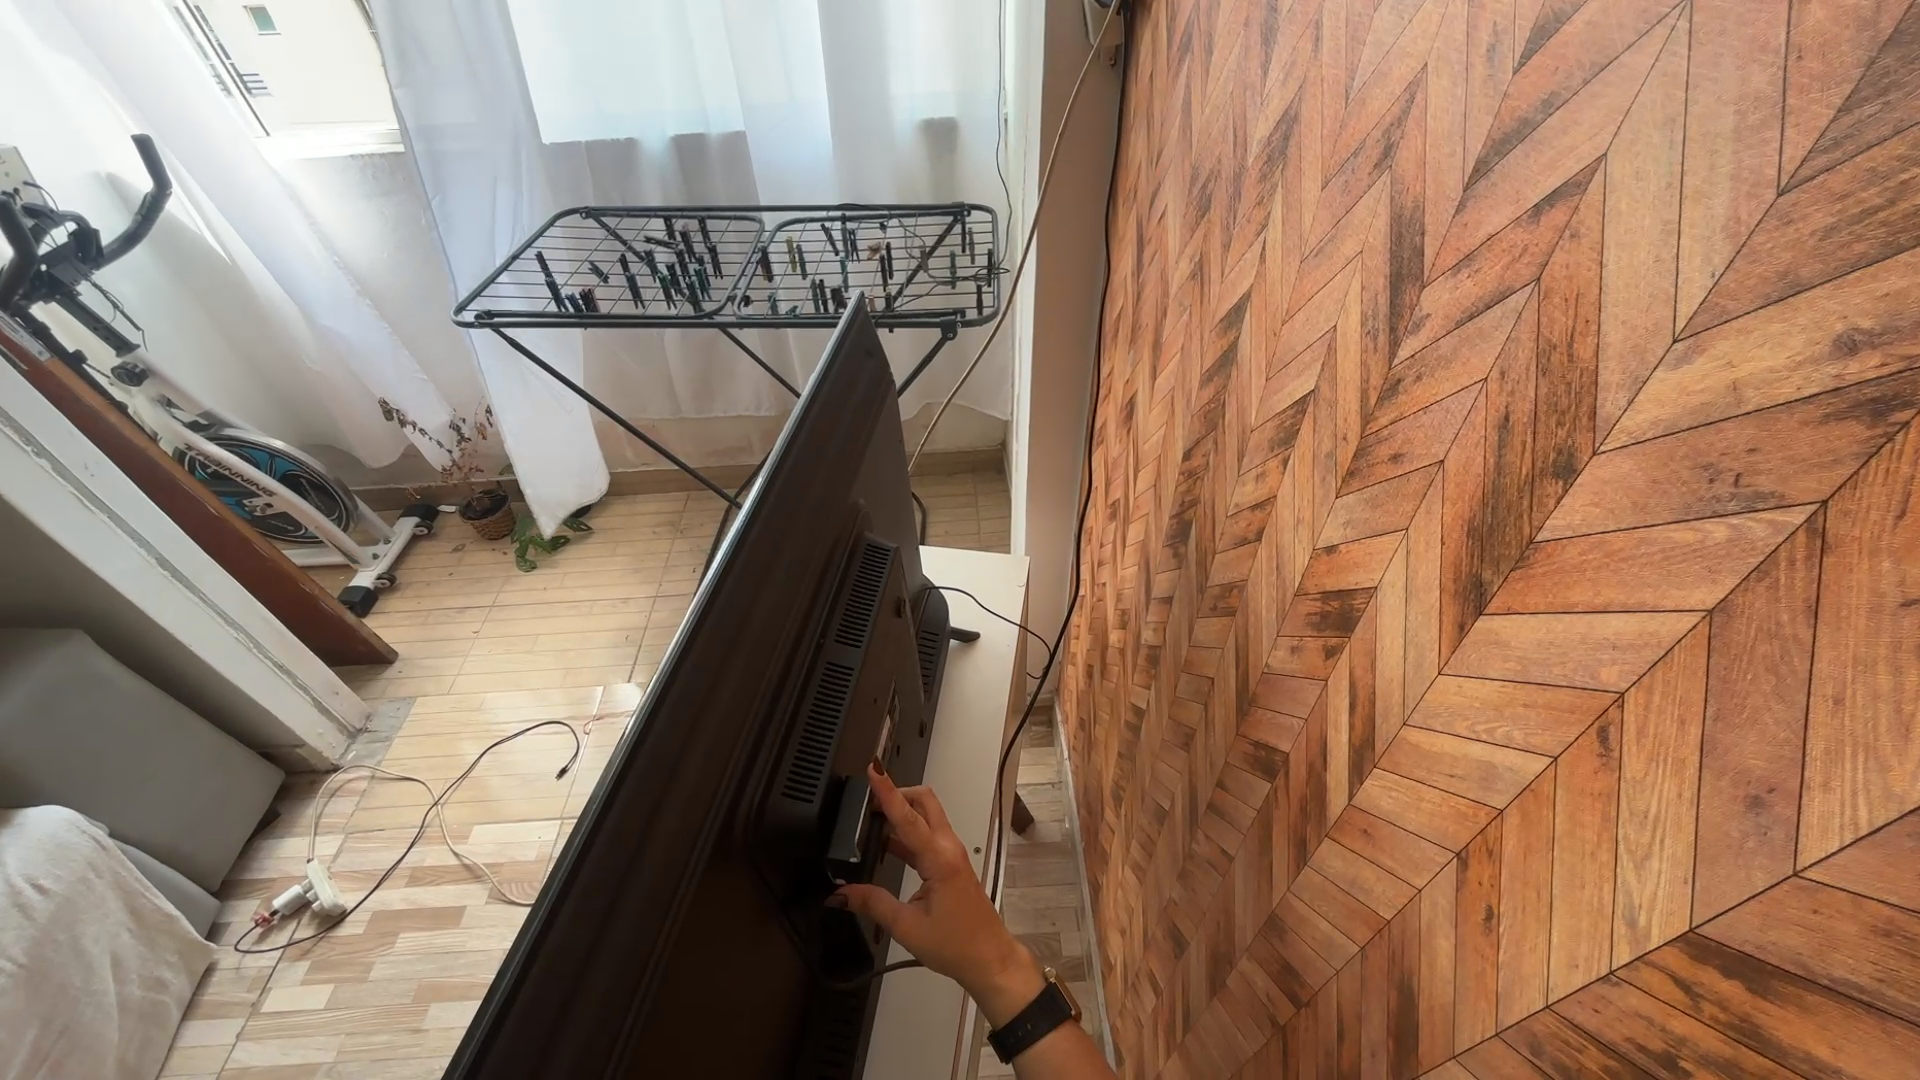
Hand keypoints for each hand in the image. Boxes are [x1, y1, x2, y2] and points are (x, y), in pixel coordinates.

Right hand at [830, 761, 1044, 1026]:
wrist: (989, 959)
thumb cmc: (956, 945)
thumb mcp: (907, 927)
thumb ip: (872, 904)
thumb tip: (841, 894)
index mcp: (939, 859)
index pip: (908, 817)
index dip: (888, 791)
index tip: (874, 769)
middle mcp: (948, 848)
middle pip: (924, 801)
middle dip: (898, 792)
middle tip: (870, 794)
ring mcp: (951, 853)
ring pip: (927, 817)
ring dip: (902, 811)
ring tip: (872, 817)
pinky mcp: (950, 863)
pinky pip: (927, 836)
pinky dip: (907, 833)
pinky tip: (886, 845)